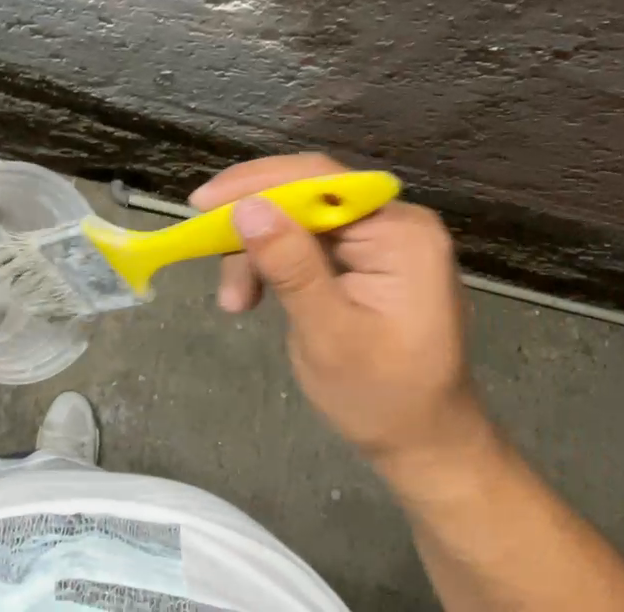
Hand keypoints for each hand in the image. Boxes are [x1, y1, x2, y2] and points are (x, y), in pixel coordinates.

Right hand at [193, 154, 483, 463]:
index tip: (202, 203)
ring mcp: (377, 238)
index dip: (256, 183)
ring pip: (293, 216)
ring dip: (255, 250)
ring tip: (234, 300)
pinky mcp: (359, 256)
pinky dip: (269, 262)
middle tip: (202, 243)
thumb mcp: (330, 335)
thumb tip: (246, 208)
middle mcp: (392, 223)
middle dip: (250, 222)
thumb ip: (291, 268)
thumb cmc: (384, 397)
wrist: (422, 444)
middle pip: (303, 193)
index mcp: (401, 234)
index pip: (319, 180)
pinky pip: (301, 239)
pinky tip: (250, 296)